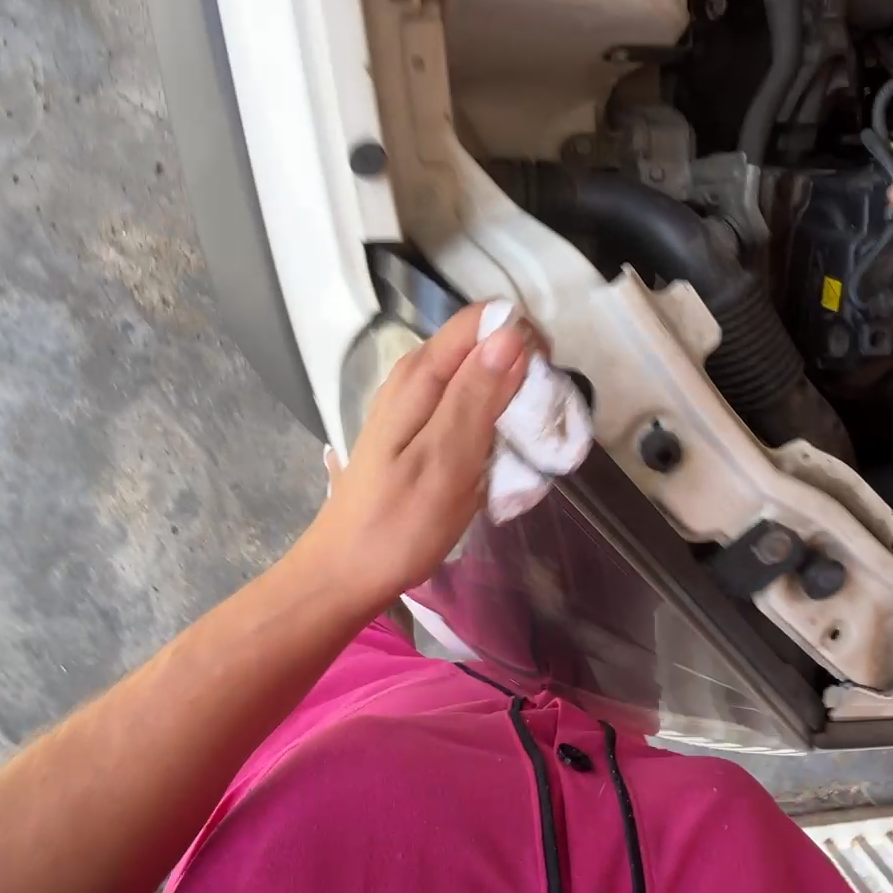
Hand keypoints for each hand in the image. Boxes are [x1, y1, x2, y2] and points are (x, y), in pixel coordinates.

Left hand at [290, 302, 529, 607]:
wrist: (348, 573)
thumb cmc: (399, 524)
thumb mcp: (445, 460)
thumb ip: (477, 395)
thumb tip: (513, 335)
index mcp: (422, 375)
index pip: (484, 320)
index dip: (523, 341)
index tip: (544, 387)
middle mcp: (418, 376)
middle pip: (485, 346)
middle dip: (522, 375)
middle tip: (535, 428)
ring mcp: (418, 403)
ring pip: (481, 378)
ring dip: (511, 404)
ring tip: (522, 449)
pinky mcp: (423, 430)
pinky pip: (469, 408)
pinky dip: (493, 426)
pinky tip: (497, 461)